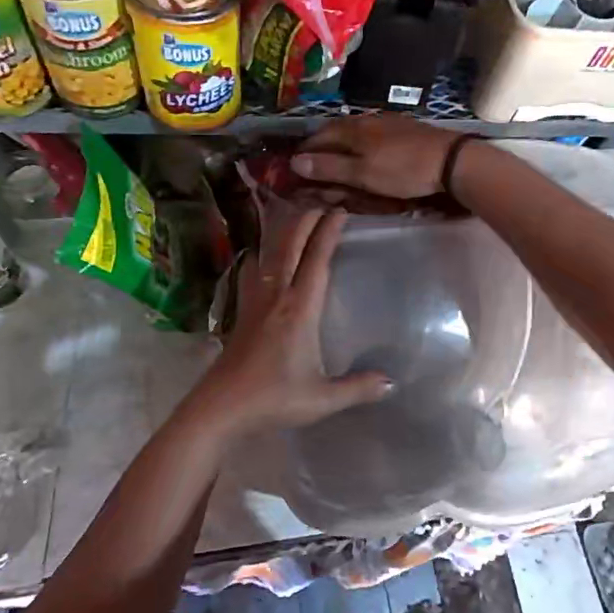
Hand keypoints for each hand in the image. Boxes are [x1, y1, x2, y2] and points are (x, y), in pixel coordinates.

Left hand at [174, 207, 390, 437]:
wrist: (221, 406)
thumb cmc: (273, 399)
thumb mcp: (322, 399)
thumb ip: (358, 388)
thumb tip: (392, 383)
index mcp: (299, 309)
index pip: (317, 260)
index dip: (328, 232)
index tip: (340, 211)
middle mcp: (276, 296)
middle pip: (289, 247)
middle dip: (305, 221)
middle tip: (321, 205)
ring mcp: (254, 302)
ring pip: (268, 254)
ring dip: (283, 233)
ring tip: (295, 222)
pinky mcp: (241, 311)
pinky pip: (252, 271)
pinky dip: (261, 255)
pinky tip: (260, 257)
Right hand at [291, 116, 462, 198]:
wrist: (451, 161)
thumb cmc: (402, 170)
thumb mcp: (362, 174)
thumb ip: (329, 167)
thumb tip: (295, 162)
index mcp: (353, 128)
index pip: (318, 136)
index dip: (304, 151)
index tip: (294, 167)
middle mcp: (367, 119)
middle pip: (335, 131)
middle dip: (321, 147)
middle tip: (313, 167)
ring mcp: (388, 122)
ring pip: (355, 132)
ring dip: (341, 146)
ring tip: (337, 162)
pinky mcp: (405, 129)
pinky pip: (372, 135)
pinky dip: (361, 146)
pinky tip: (367, 155)